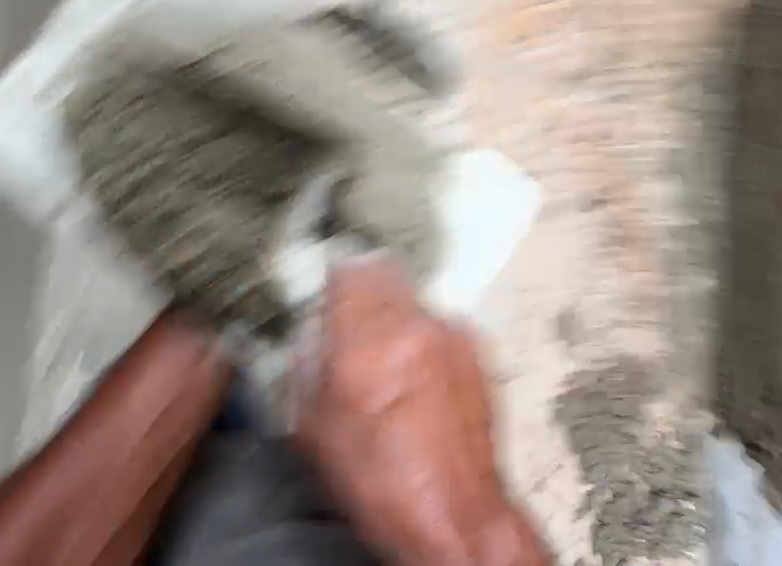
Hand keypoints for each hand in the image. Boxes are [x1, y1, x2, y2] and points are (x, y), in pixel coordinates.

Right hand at [296, 258, 546, 565]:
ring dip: (397, 312)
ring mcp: (447, 333)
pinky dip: (426, 334)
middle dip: (365, 287)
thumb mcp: (316, 430)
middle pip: (382, 269)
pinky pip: (440, 320)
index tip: (330, 291)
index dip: (334, 279)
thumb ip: (306, 364)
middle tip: (356, 316)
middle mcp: (410, 327)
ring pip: (412, 293)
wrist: (456, 512)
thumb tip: (310, 331)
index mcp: (364, 344)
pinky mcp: (475, 346)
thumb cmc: (387, 484)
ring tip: (390, 355)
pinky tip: (419, 373)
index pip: (347, 270)